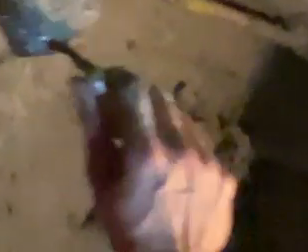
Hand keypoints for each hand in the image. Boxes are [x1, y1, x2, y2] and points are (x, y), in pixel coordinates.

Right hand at [72, 74, 237, 251]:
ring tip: (152, 138)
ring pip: (183, 115)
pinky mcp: (226, 175)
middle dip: (140, 98)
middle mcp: (182, 147)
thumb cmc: (127, 223)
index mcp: (147, 148)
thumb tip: (81, 83)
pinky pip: (202, 141)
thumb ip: (93, 126)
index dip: (117, 83)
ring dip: (163, 117)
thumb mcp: (100, 178)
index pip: (132, 89)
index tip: (107, 90)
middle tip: (127, 113)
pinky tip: (175, 159)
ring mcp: (209, 161)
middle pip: (160, 96)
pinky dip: (185, 140)